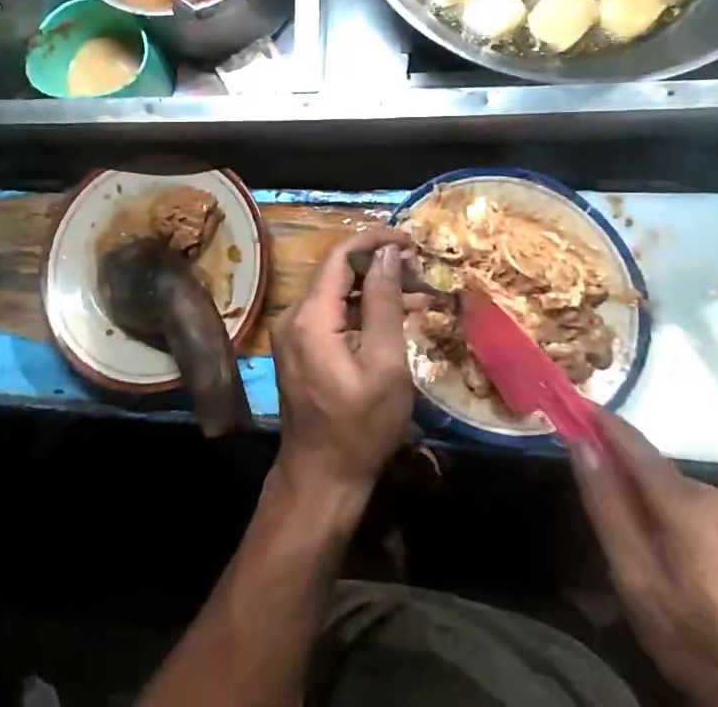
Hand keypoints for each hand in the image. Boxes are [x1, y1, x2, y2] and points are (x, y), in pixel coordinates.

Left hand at [271, 229, 415, 500]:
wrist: (322, 477)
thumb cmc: (360, 426)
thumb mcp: (385, 364)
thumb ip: (384, 303)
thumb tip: (387, 253)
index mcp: (310, 316)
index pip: (339, 256)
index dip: (375, 240)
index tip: (412, 241)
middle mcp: (294, 317)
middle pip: (337, 273)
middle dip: (380, 266)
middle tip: (423, 272)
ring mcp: (294, 334)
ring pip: (337, 294)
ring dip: (375, 290)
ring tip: (420, 294)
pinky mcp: (301, 349)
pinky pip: (332, 316)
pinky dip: (363, 312)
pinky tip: (396, 318)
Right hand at [574, 415, 717, 706]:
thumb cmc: (697, 637)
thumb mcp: (635, 575)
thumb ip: (606, 505)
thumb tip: (580, 443)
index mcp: (685, 500)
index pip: (631, 442)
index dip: (598, 421)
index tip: (570, 404)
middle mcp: (717, 495)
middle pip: (653, 469)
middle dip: (619, 469)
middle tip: (589, 492)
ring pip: (676, 492)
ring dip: (646, 497)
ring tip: (628, 536)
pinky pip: (699, 510)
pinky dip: (672, 515)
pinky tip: (670, 555)